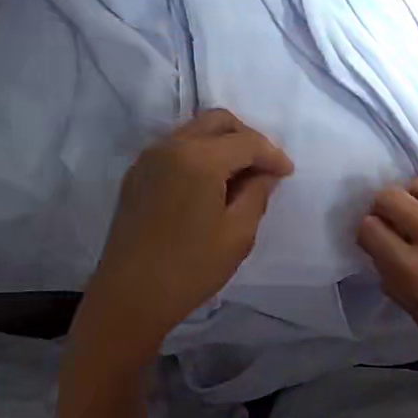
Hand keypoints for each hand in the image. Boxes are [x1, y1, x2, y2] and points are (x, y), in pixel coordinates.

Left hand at [78, 109, 293, 359]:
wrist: (129, 296)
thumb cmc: (190, 268)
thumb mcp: (238, 234)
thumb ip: (257, 194)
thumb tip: (265, 174)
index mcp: (199, 158)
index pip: (246, 141)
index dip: (273, 155)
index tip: (288, 174)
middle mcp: (171, 146)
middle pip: (218, 121)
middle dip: (247, 138)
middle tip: (264, 167)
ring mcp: (149, 158)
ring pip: (194, 130)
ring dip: (222, 143)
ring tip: (239, 176)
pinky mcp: (137, 174)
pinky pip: (175, 148)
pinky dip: (199, 153)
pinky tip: (209, 184)